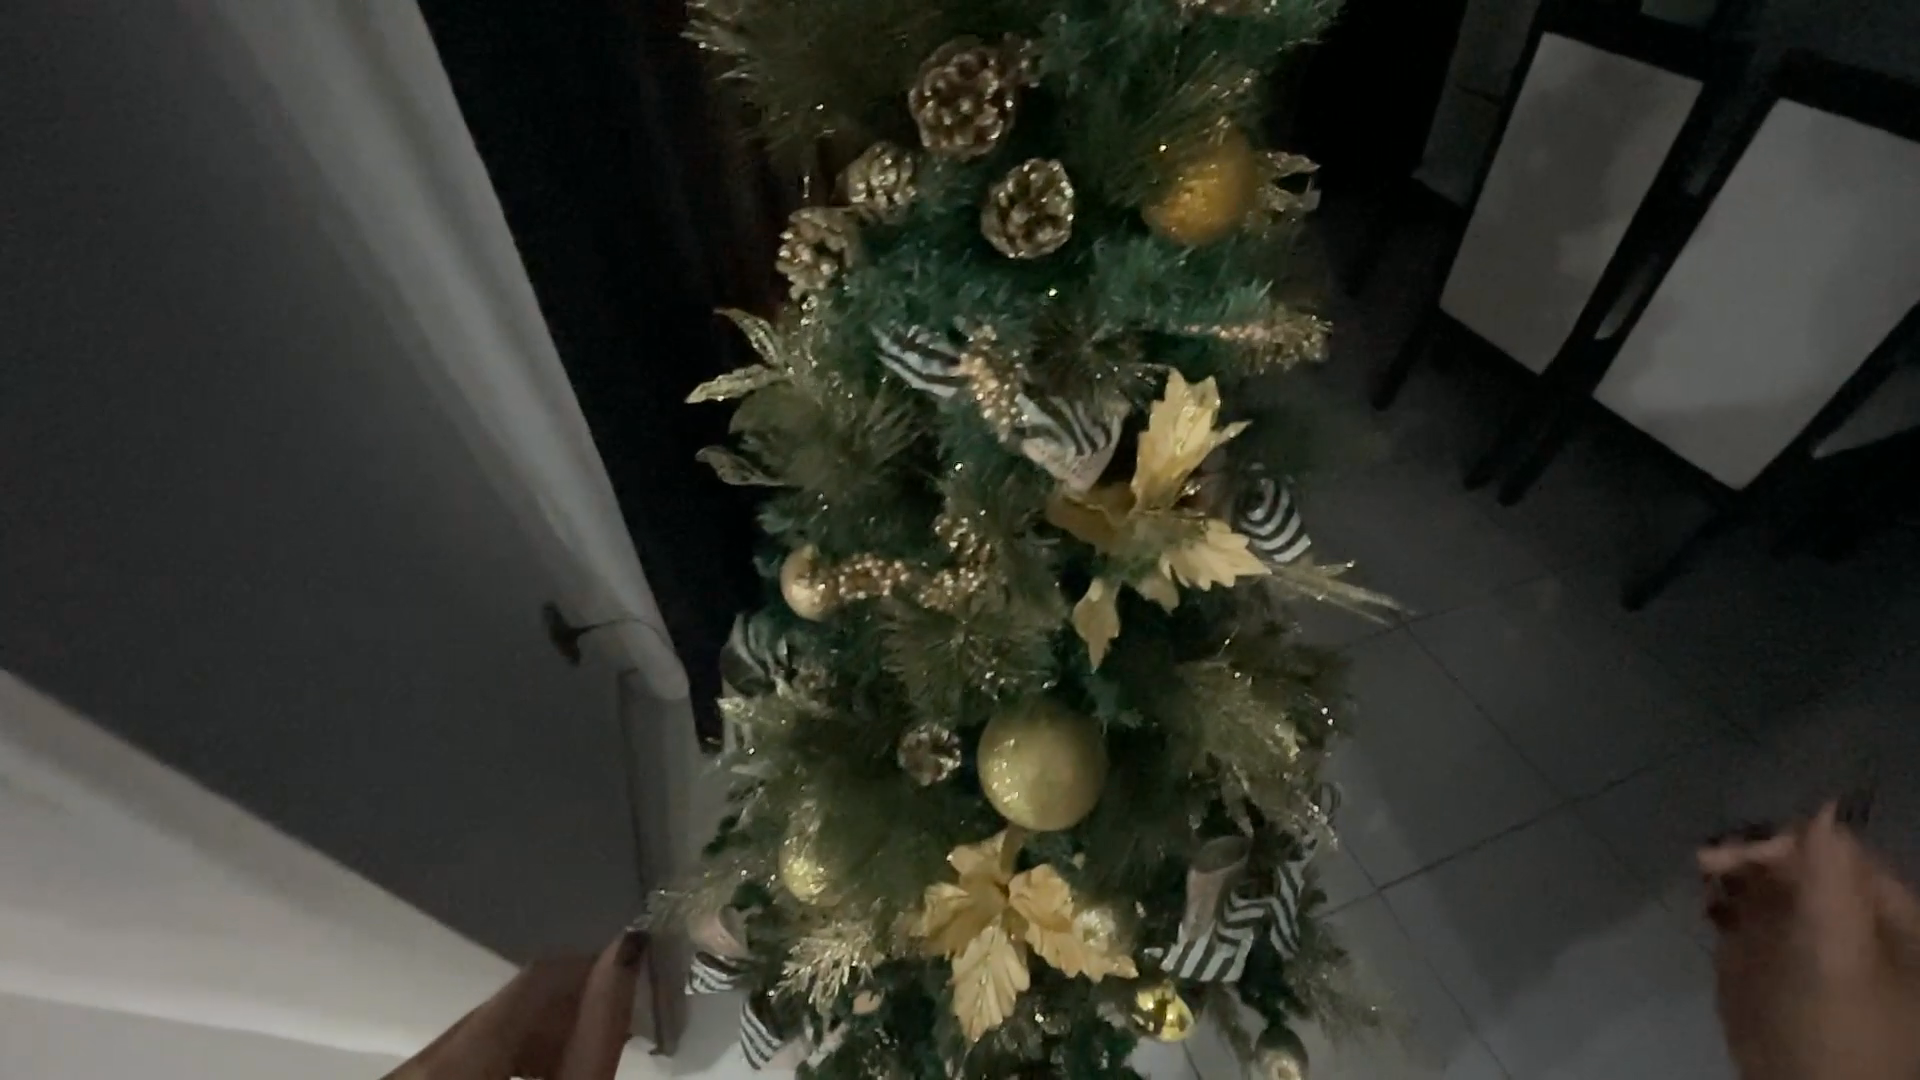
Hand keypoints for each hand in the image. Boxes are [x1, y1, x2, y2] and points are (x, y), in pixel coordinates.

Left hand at [384, 929, 645, 1079]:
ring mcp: (401, 1077)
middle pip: (509, 1004)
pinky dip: (504, 1059)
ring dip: (539, 1037)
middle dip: (567, 1009)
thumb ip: (599, 1028)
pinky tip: (534, 1078)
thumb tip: (629, 944)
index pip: (535, 976)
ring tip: (576, 1060)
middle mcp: (415, 1058)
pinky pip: (459, 1059)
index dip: (591, 967)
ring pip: (485, 1032)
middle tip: (611, 1031)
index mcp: (455, 1057)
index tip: (633, 981)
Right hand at [1701, 803, 1919, 1079]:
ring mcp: (1801, 935)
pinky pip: (1741, 905)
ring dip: (1730, 868)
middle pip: (1796, 861)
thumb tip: (1821, 806)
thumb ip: (1831, 880)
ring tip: (1701, 873)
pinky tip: (1704, 902)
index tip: (1738, 850)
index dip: (1788, 842)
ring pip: (1763, 879)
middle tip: (1706, 860)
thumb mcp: (1839, 951)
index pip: (1837, 853)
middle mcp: (1847, 919)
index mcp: (1885, 918)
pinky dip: (1718, 894)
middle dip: (1750, 852)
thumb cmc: (1837, 1024)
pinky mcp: (1761, 950)